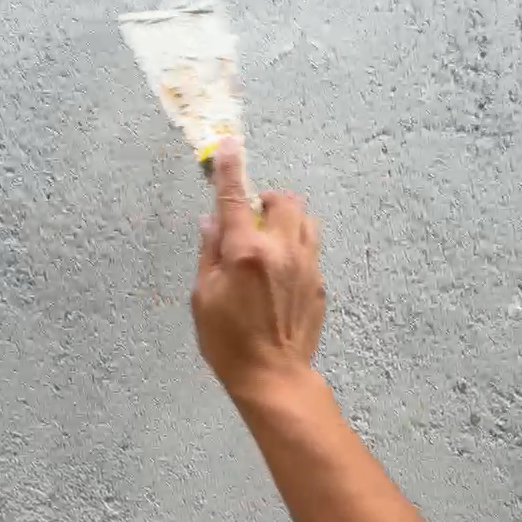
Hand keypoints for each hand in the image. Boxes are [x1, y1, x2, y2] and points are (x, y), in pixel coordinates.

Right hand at [191, 139, 324, 400]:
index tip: (229, 146)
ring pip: (306, 220)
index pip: (233, 198)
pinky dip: (296, 248)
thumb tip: (212, 223)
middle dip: (266, 201)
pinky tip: (280, 275)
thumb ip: (208, 254)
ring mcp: (306, 265)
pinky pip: (311, 250)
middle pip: (283, 201)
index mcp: (245, 252)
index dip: (229, 169)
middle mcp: (280, 250)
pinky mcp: (319, 283)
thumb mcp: (202, 299)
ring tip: (271, 240)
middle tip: (251, 217)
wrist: (272, 376)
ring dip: (287, 220)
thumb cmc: (227, 342)